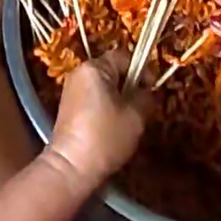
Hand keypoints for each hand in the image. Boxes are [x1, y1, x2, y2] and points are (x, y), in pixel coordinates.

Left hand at [48, 49, 146, 186]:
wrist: (72, 164)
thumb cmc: (105, 136)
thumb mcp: (135, 117)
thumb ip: (145, 97)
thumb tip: (147, 90)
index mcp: (94, 68)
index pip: (122, 56)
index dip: (141, 69)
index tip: (152, 89)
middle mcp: (79, 72)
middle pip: (111, 70)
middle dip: (129, 85)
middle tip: (143, 106)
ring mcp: (71, 88)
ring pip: (102, 85)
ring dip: (118, 97)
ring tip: (130, 119)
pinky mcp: (68, 104)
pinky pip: (92, 96)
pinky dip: (105, 105)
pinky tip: (112, 125)